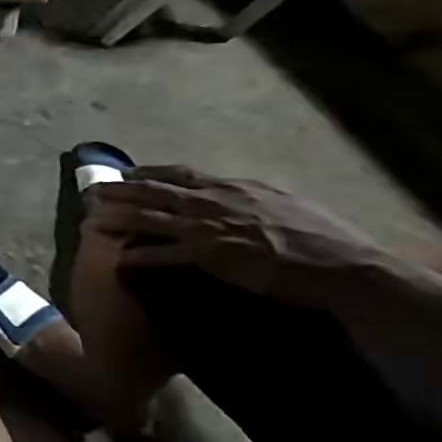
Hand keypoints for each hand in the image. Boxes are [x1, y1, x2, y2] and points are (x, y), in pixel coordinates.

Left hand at [86, 166, 392, 310]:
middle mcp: (215, 201)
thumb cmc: (330, 240)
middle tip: (91, 191)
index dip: (148, 173)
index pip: (180, 173)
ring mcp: (211, 228)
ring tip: (90, 219)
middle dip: (119, 190)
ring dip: (117, 218)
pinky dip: (140, 257)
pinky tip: (120, 260)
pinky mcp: (213, 255)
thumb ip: (255, 197)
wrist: (352, 268)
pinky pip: (165, 255)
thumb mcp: (288, 204)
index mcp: (235, 188)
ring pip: (150, 218)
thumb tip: (240, 192)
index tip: (126, 173)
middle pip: (154, 191)